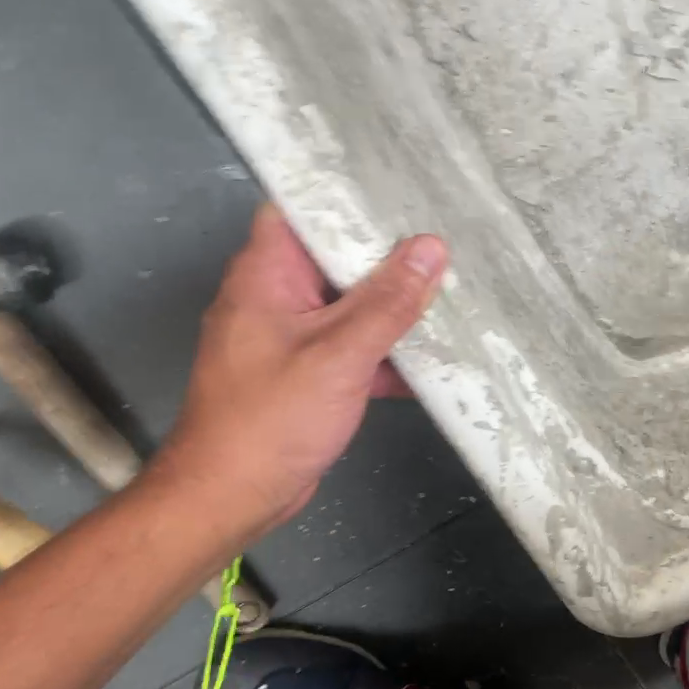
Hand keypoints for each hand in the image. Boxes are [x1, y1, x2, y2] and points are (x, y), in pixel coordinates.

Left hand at [152, 204, 448, 541]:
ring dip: (397, 308)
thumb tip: (432, 247)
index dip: (348, 196)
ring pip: (352, 306)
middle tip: (448, 240)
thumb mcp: (339, 354)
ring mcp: (294, 338)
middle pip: (337, 259)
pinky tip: (436, 360)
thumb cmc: (273, 417)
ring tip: (455, 291)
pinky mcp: (310, 374)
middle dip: (390, 254)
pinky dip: (389, 353)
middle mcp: (276, 297)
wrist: (232, 496)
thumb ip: (388, 302)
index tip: (404, 192)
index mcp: (266, 275)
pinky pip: (355, 348)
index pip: (301, 210)